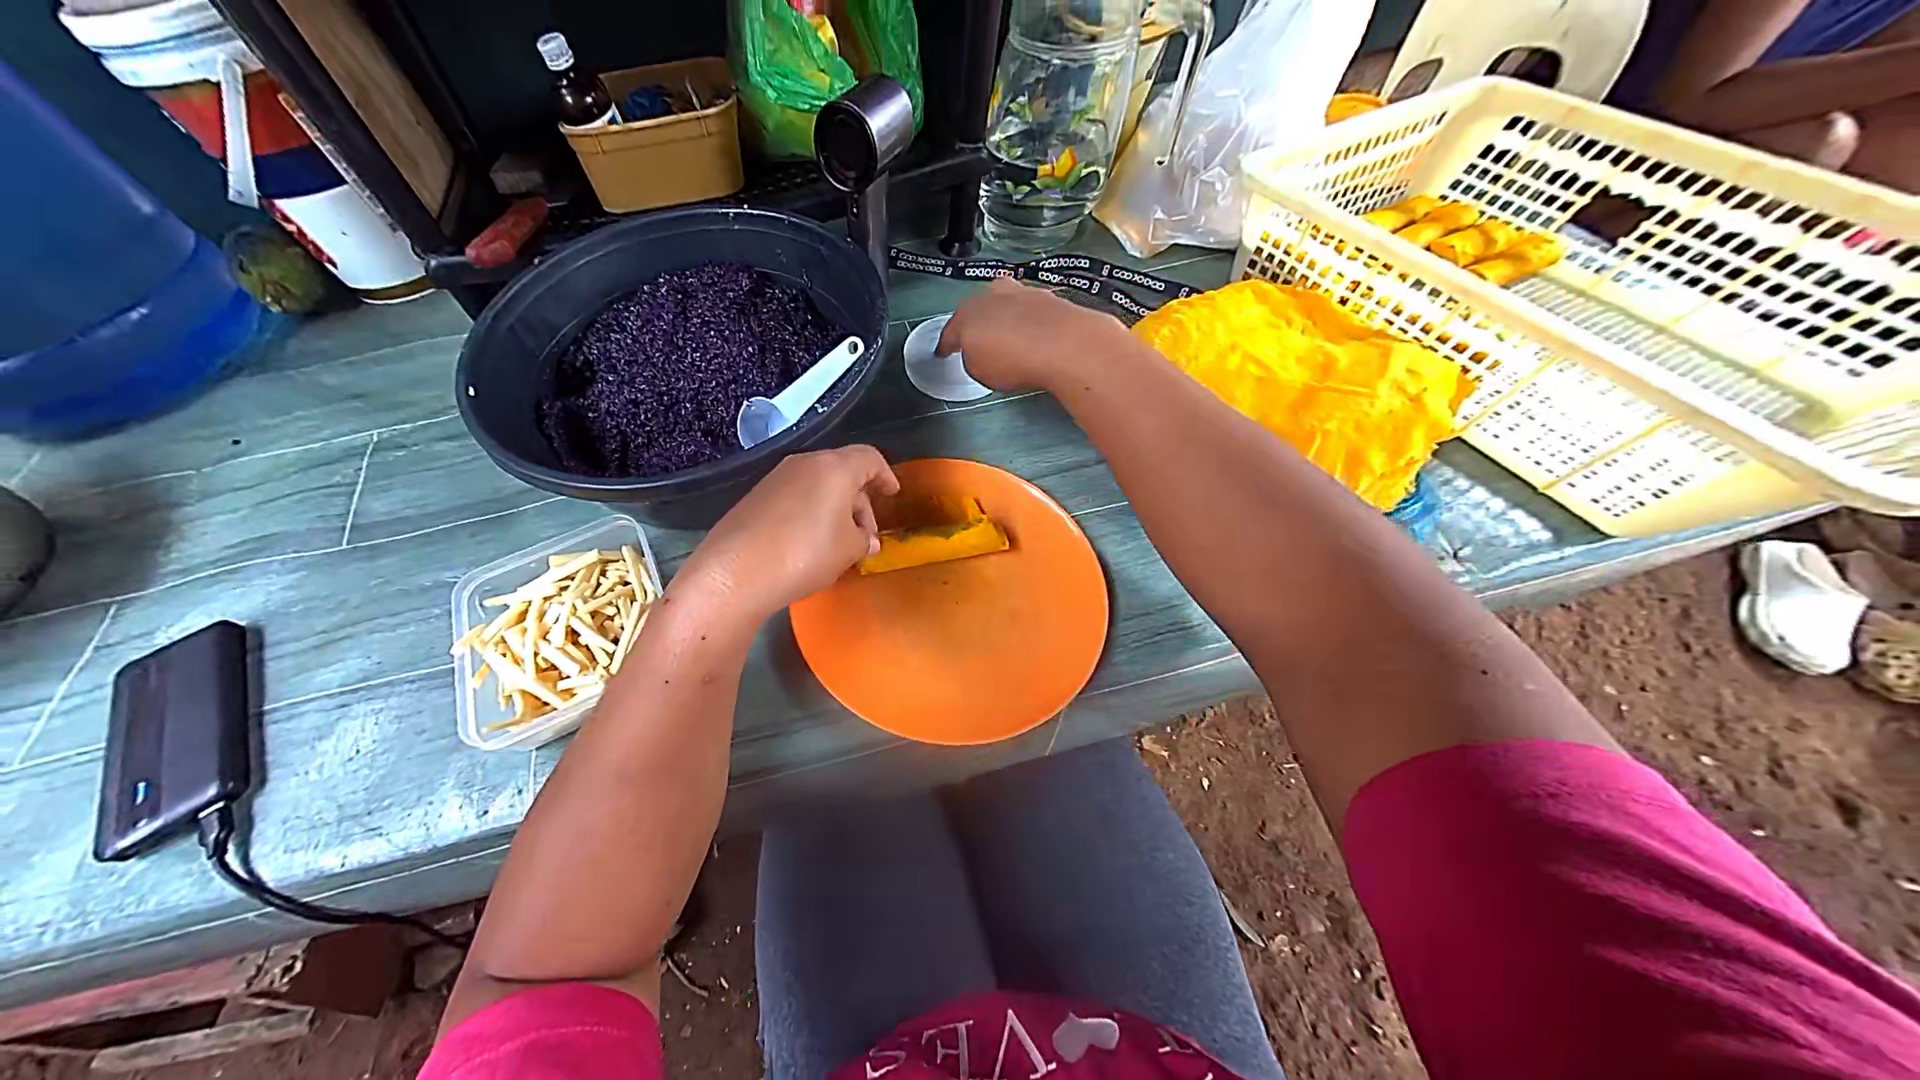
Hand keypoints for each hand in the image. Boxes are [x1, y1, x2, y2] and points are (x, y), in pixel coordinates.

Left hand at [674, 446, 899, 621]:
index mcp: (833, 468)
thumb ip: (864, 539)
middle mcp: (804, 464)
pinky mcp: (756, 498)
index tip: (893, 494)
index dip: (886, 475)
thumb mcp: (848, 549)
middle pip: (843, 471)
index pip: (869, 458)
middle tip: (867, 534)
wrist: (735, 573)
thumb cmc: (804, 555)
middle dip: (860, 500)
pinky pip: (796, 498)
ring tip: (840, 544)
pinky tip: (810, 544)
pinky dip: (812, 513)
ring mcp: (775, 479)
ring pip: (818, 485)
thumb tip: (865, 538)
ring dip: (836, 509)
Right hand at [937, 278, 1131, 392]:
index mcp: (966, 314)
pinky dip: (1031, 325)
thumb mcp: (979, 372)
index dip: (947, 345)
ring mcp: (1022, 294)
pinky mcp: (1049, 299)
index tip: (946, 351)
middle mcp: (992, 296)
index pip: (950, 331)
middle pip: (979, 311)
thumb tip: (979, 357)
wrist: (1063, 345)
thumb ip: (973, 359)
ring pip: (1006, 307)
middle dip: (979, 326)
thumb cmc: (1016, 358)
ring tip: (1013, 346)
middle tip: (982, 346)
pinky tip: (1036, 341)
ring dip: (1007, 322)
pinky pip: (1032, 313)